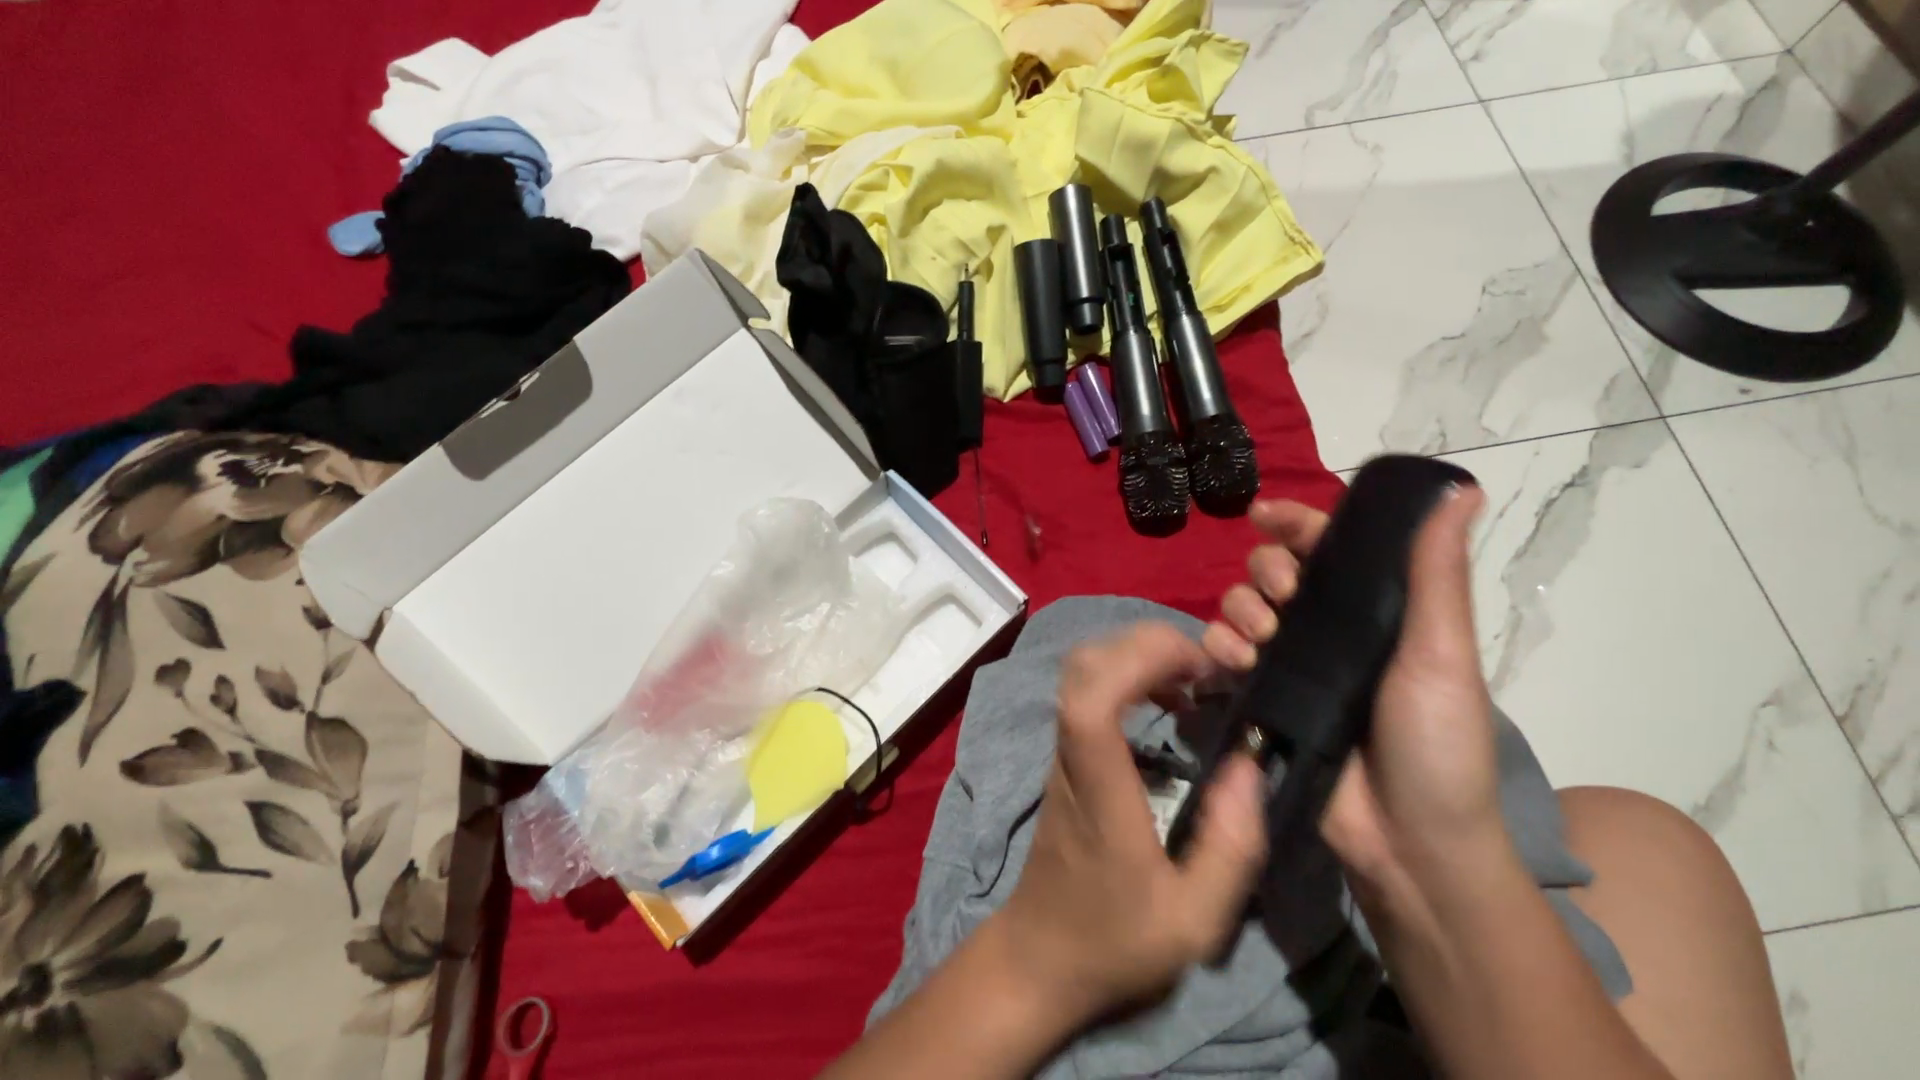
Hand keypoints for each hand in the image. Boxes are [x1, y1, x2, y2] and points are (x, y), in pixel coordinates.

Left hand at [992, 622, 1267, 1024]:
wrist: (1039, 958)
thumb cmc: (1115, 943)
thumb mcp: (1194, 921)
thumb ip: (1230, 847)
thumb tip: (1249, 766)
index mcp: (1101, 794)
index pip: (1091, 702)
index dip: (1138, 661)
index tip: (1197, 664)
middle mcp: (1072, 760)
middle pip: (1081, 668)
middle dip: (1145, 644)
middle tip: (1208, 665)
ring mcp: (1062, 756)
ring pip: (1080, 673)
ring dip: (1137, 656)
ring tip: (1196, 679)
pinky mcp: (1065, 761)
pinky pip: (1087, 693)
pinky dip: (1128, 675)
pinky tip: (1170, 703)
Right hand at [1201, 492, 1507, 894]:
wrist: (1408, 841)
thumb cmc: (1439, 743)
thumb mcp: (1443, 654)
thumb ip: (1436, 574)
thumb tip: (1462, 488)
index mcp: (1376, 611)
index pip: (1329, 548)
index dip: (1297, 523)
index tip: (1266, 514)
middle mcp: (1329, 630)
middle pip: (1274, 571)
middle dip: (1266, 568)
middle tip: (1282, 594)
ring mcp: (1291, 666)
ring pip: (1242, 608)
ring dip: (1240, 606)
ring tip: (1261, 636)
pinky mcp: (1260, 701)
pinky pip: (1222, 657)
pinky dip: (1217, 647)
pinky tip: (1232, 660)